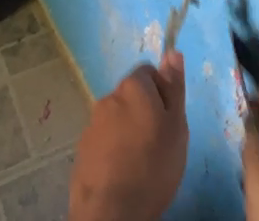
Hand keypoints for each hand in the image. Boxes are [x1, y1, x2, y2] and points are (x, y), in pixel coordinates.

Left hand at [69, 52, 188, 220]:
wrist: (111, 210)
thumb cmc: (153, 165)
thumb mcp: (177, 125)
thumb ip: (174, 87)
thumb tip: (172, 52)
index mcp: (133, 87)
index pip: (149, 73)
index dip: (162, 92)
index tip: (169, 118)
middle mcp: (108, 98)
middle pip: (131, 96)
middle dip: (144, 112)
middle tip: (159, 141)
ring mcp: (91, 124)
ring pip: (117, 119)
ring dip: (128, 131)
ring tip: (141, 161)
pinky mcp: (82, 150)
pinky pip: (104, 141)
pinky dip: (113, 150)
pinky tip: (123, 172)